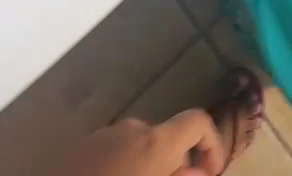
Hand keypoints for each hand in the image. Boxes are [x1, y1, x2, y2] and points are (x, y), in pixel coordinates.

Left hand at [43, 110, 225, 175]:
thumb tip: (199, 172)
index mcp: (154, 141)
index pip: (196, 120)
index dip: (211, 143)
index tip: (211, 173)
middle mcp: (131, 128)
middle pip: (165, 138)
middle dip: (174, 166)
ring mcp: (102, 134)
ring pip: (138, 147)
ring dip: (146, 169)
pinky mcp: (80, 146)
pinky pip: (113, 152)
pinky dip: (122, 168)